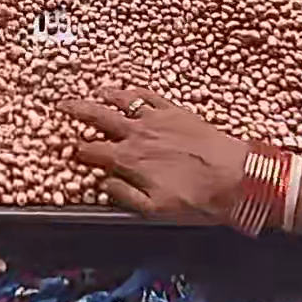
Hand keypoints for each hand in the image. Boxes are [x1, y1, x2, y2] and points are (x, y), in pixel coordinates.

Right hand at [59, 89, 247, 225]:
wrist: (239, 177)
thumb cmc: (199, 199)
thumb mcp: (157, 210)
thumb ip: (126, 195)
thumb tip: (104, 183)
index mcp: (130, 159)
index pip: (94, 151)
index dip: (78, 149)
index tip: (67, 147)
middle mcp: (138, 135)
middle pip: (99, 118)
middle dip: (78, 111)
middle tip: (62, 105)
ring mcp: (157, 119)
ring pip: (122, 102)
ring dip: (105, 97)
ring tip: (94, 93)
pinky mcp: (175, 111)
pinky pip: (149, 96)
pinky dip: (135, 92)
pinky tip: (130, 91)